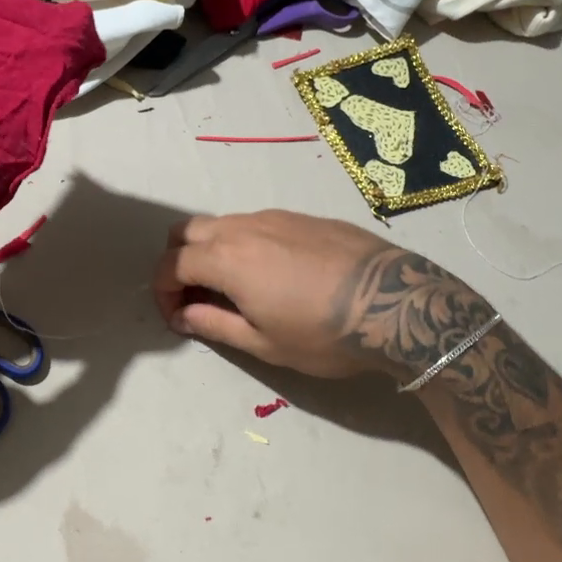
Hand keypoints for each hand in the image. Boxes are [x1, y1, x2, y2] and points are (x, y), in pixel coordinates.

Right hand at [153, 211, 459, 380]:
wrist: (399, 304)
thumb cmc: (324, 333)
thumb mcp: (264, 344)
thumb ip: (214, 325)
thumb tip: (183, 316)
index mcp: (225, 258)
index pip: (171, 264)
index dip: (162, 291)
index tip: (175, 317)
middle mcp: (242, 228)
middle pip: (187, 231)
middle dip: (178, 260)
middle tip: (195, 295)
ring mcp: (274, 217)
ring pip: (223, 223)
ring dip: (212, 251)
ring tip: (235, 287)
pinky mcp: (303, 218)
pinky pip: (257, 224)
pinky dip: (245, 244)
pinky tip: (274, 274)